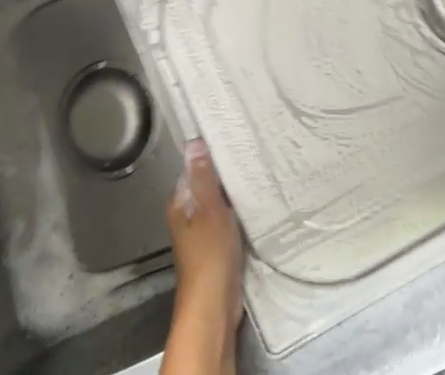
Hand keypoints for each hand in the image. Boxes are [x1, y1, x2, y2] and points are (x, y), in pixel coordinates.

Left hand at [167, 140, 243, 334]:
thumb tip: (193, 142)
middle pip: (210, 185)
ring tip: (264, 172)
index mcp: (180, 204)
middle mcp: (188, 215)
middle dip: (229, 173)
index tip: (239, 139)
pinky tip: (261, 202)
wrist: (214, 304)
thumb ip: (203, 178)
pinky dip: (243, 210)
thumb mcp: (208, 210)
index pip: (195, 168)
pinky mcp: (219, 244)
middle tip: (258, 152)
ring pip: (222, 202)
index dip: (214, 155)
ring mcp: (204, 231)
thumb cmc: (209, 254)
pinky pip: (231, 218)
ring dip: (238, 192)